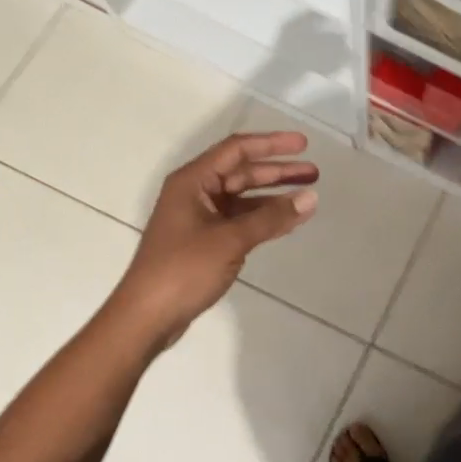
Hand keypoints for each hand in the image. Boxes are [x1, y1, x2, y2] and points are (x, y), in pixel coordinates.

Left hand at [115, 131, 319, 339]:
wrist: (146, 317)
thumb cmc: (183, 270)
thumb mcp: (230, 240)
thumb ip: (272, 218)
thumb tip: (311, 198)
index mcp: (193, 182)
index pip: (237, 150)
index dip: (272, 144)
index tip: (304, 144)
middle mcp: (195, 193)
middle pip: (242, 172)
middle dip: (278, 171)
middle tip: (314, 172)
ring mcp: (199, 218)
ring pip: (243, 197)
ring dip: (274, 196)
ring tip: (308, 197)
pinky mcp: (204, 241)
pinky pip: (240, 220)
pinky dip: (263, 218)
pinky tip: (288, 221)